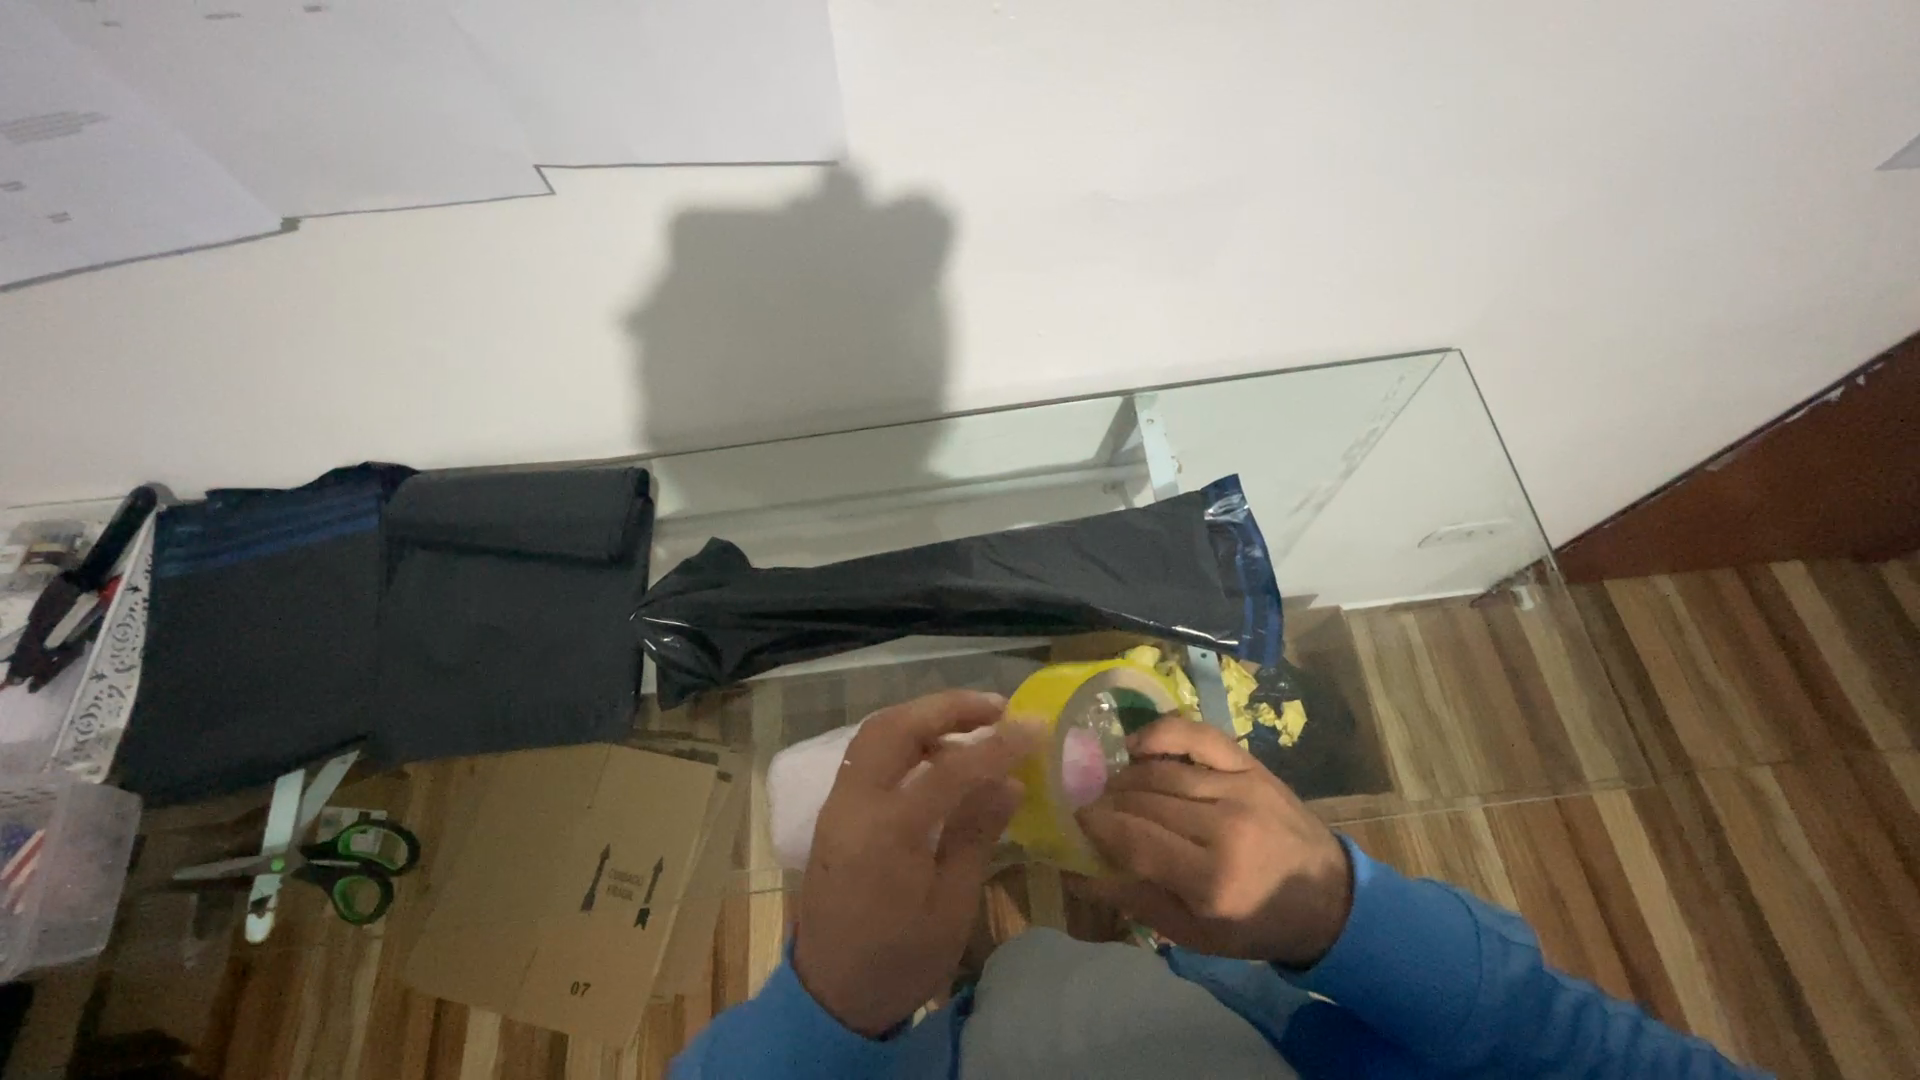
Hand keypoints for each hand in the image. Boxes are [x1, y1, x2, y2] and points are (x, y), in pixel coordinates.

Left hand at [792, 690, 1033, 1035]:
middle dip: (948, 708)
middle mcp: (854, 803)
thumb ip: (976, 834)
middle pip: (896, 726)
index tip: (1034, 728)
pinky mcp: (835, 811)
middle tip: (997, 708)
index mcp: (887, 832)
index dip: (996, 745)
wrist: (830, 996)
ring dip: (924, 719)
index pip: (949, 768)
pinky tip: (938, 756)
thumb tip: (1010, 781)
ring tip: (973, 726)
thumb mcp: (951, 905)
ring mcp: (838, 804)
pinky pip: (868, 755)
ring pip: (876, 732)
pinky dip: (904, 740)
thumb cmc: (900, 961)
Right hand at [1074, 717, 1352, 967]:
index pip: (1134, 839)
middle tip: (1091, 807)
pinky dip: (1162, 732)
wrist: (1329, 899)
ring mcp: (1239, 789)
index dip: (1097, 826)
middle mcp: (1223, 828)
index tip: (1077, 820)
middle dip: (1107, 802)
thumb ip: (1135, 900)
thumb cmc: (1255, 924)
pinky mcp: (1250, 766)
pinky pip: (1197, 736)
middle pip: (1144, 801)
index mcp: (1210, 880)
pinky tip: (1136, 744)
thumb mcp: (1194, 934)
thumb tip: (1077, 875)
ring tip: (1112, 786)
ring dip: (1126, 776)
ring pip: (1162, 771)